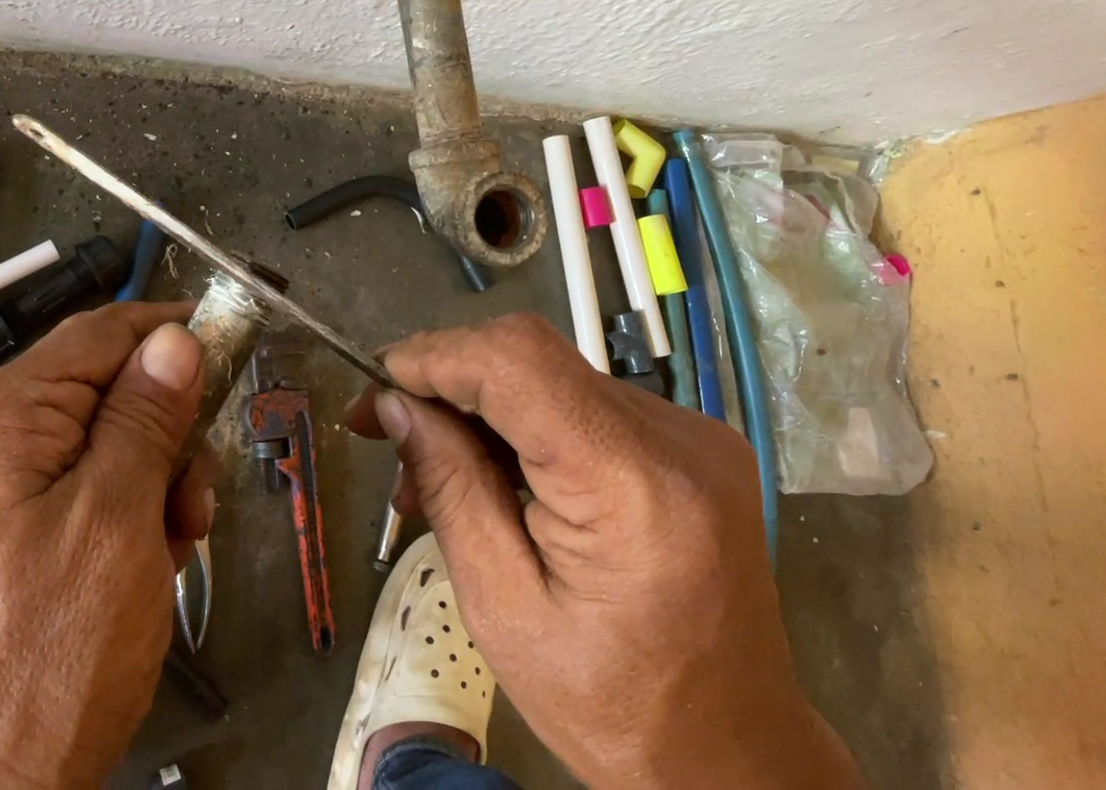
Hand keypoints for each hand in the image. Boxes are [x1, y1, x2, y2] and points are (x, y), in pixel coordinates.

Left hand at [0, 302, 218, 789]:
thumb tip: (175, 339)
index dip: (166, 330)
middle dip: (166, 431)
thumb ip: (144, 418)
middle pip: (108, 390)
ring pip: (115, 445)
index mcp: (7, 414)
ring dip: (161, 482)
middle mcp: (1, 438)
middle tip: (195, 493)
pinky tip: (152, 564)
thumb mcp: (116, 516)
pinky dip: (139, 516)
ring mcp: (12, 488)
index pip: (97, 333)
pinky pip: (100, 492)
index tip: (233, 339)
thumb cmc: (58, 642)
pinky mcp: (29, 532)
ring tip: (175, 543)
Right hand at [347, 314, 863, 788]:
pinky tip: (485, 473)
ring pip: (549, 374)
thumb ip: (451, 488)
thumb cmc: (610, 706)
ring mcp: (690, 435)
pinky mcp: (687, 446)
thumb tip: (394, 406)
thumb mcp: (501, 605)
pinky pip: (578, 403)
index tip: (372, 392)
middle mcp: (675, 438)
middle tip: (380, 427)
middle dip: (443, 379)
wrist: (732, 756)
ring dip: (474, 407)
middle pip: (531, 355)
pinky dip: (517, 424)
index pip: (517, 362)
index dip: (434, 357)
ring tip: (424, 472)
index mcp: (632, 486)